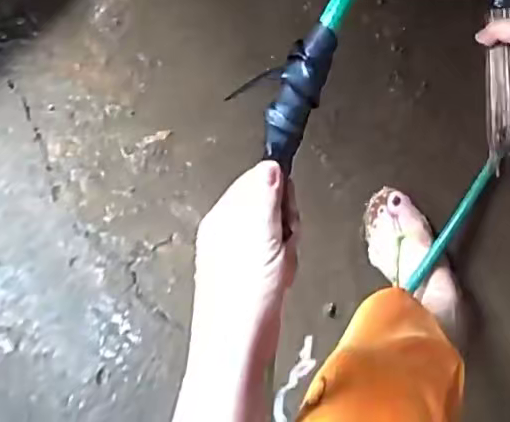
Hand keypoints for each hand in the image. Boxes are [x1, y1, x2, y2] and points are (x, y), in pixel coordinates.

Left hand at [193, 160, 296, 329]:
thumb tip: (271, 163)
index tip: (286, 209)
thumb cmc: (245, 293)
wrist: (237, 347)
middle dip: (286, 219)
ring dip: (287, 243)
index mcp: (223, 213)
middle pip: (270, 201)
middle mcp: (225, 229)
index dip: (281, 190)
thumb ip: (267, 191)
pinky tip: (279, 276)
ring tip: (281, 263)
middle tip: (284, 240)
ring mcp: (234, 252)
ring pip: (275, 227)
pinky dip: (282, 260)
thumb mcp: (264, 229)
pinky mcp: (245, 273)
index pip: (260, 176)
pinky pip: (273, 250)